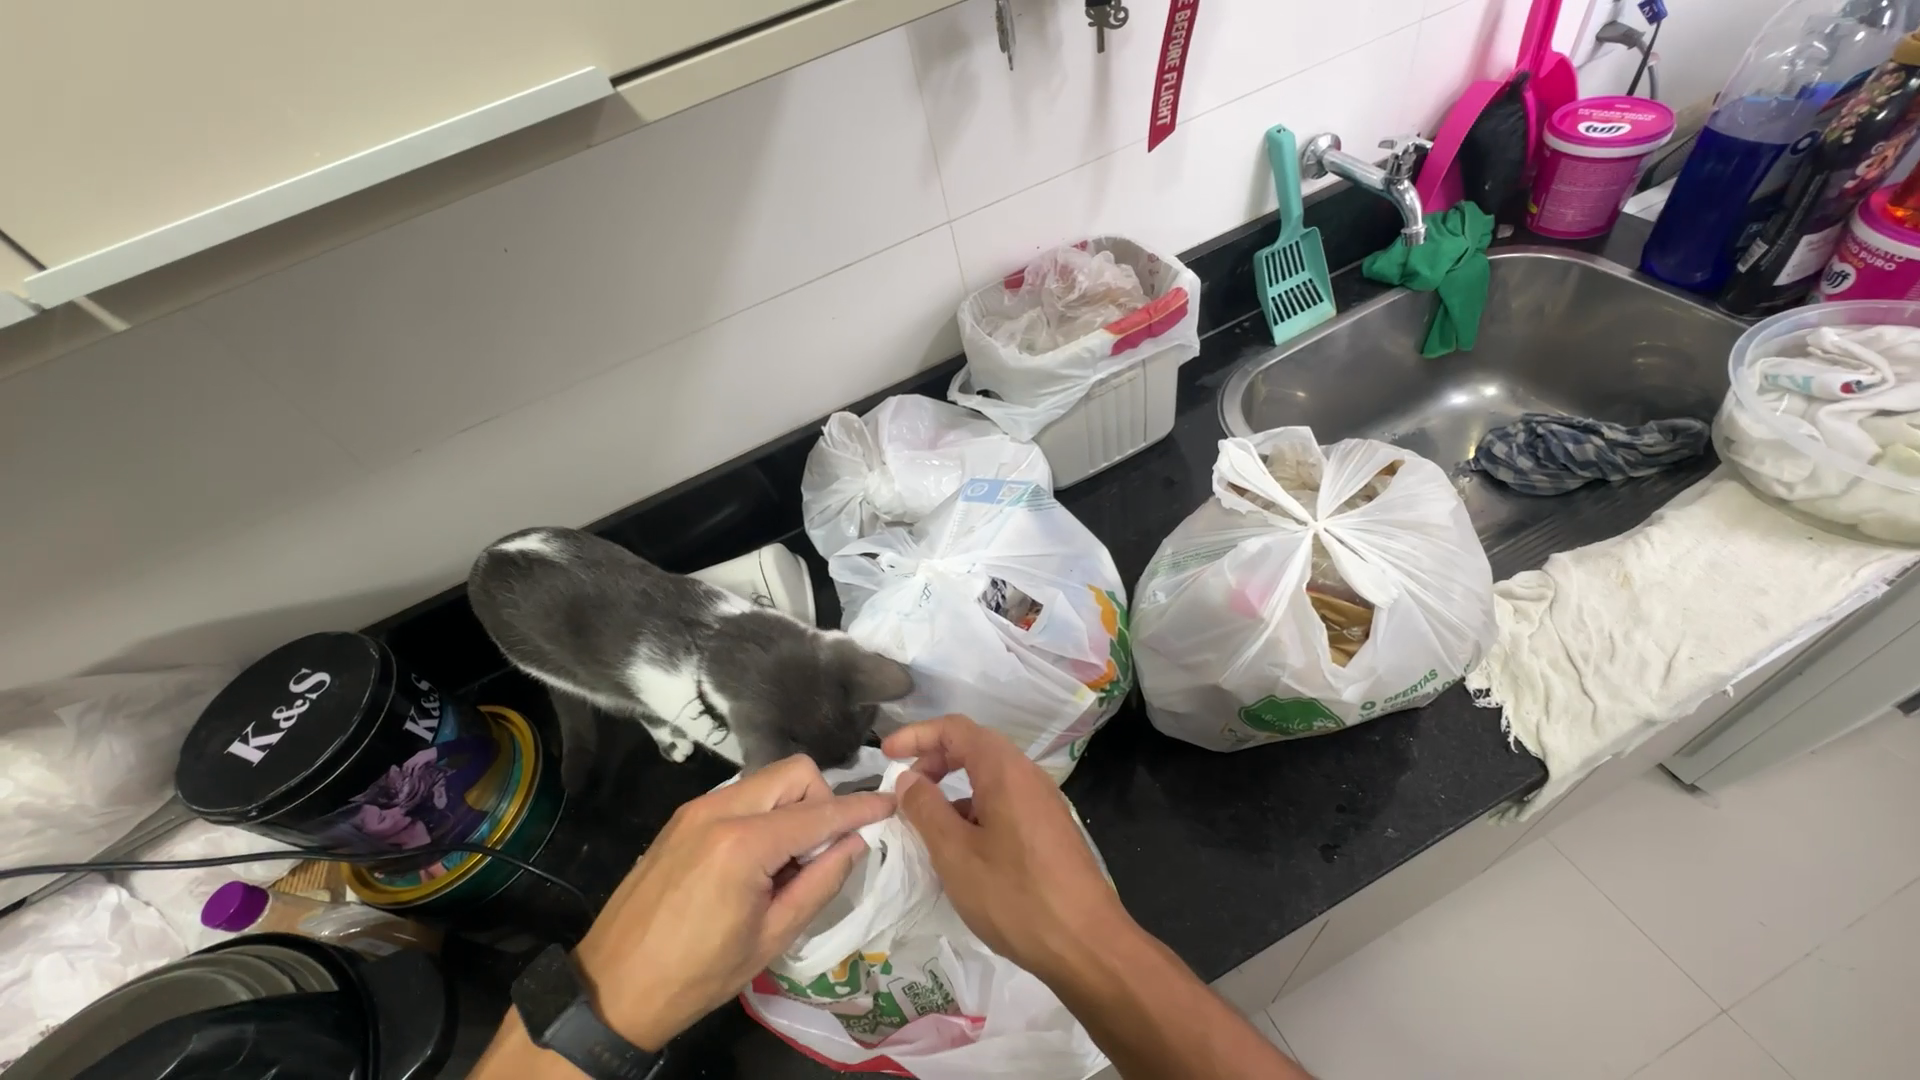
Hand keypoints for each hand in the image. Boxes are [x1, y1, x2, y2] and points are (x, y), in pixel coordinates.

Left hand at [569, 755, 893, 1049]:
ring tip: (786, 861)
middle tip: (821, 850)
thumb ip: (821, 883)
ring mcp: (696, 809)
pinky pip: (741, 795)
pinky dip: (764, 812)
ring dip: (793, 805)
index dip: (861, 807)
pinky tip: (757, 858)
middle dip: (823, 799)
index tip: (891, 804)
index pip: (820, 812)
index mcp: (744, 844)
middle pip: (795, 772)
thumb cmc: (696, 975)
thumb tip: (855, 843)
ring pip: (768, 778)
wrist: (610, 988)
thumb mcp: (771, 939)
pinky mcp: (682, 817)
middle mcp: (720, 810)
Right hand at [882, 715, 1128, 982]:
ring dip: (953, 790)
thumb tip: (909, 779)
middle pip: (973, 747)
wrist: (1087, 945)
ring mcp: (1042, 802)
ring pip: (989, 778)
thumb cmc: (1015, 896)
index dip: (917, 735)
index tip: (886, 756)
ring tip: (926, 825)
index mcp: (1004, 770)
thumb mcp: (956, 854)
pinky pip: (1004, 802)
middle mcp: (1027, 775)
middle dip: (933, 761)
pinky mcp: (1049, 829)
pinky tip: (961, 850)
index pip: (955, 728)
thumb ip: (926, 810)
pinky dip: (974, 811)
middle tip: (904, 790)